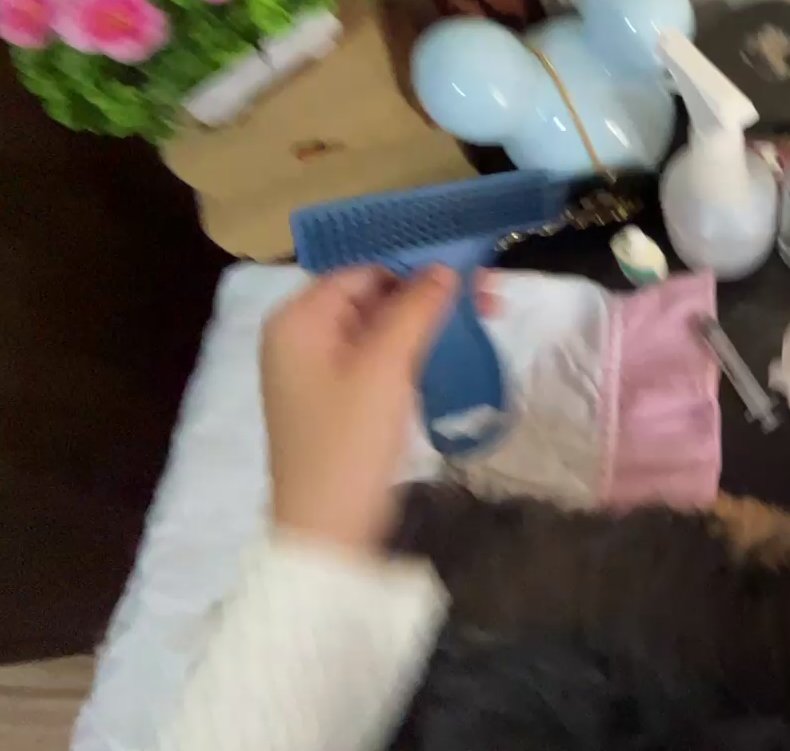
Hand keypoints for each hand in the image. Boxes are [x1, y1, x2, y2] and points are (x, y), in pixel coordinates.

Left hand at [260, 265, 460, 553]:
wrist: (329, 527)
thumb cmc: (349, 439)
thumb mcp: (386, 365)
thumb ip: (416, 307)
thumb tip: (446, 266)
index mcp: (300, 320)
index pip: (365, 267)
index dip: (416, 261)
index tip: (468, 264)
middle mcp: (307, 334)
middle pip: (378, 292)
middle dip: (433, 288)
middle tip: (489, 290)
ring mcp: (327, 364)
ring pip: (388, 320)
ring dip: (435, 313)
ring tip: (488, 309)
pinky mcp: (348, 390)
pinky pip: (388, 349)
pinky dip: (423, 340)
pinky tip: (461, 339)